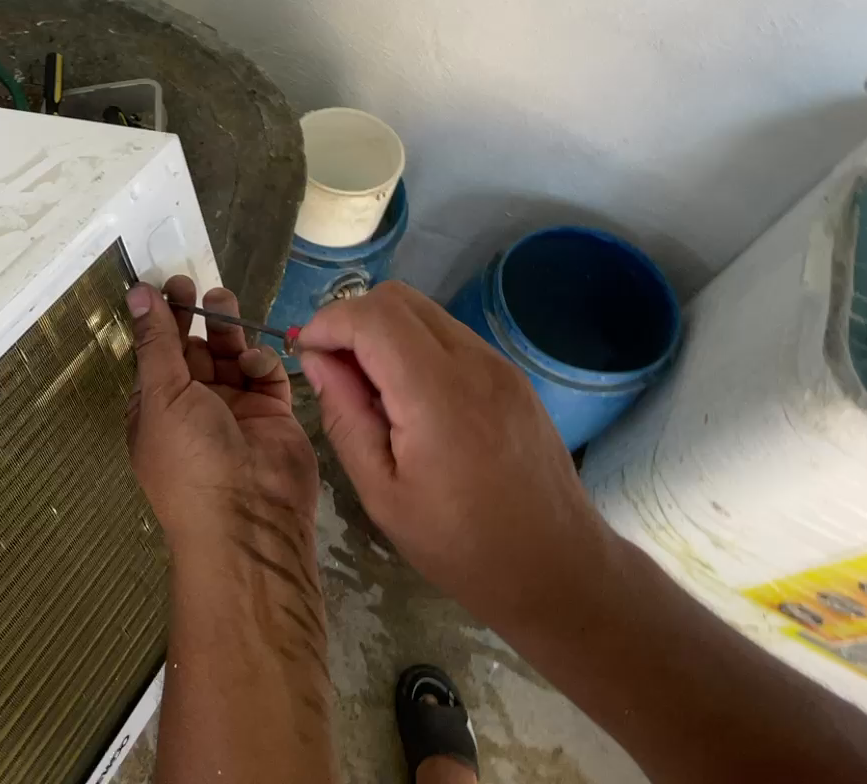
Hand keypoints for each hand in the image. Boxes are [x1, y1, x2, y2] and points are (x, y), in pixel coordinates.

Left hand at [125, 276, 315, 549]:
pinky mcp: (272, 412)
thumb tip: (138, 293)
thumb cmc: (190, 457)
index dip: (161, 319)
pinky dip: (258, 362)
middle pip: (193, 349)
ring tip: (223, 301)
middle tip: (193, 283)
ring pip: (229, 355)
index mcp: (156, 407)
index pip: (157, 353)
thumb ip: (156, 342)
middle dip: (192, 317)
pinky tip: (253, 365)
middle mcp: (193, 406)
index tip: (166, 282)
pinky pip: (263, 374)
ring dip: (225, 329)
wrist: (250, 517)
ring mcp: (234, 408)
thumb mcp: (162, 395)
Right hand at [295, 282, 610, 631]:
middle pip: (396, 298)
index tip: (307, 354)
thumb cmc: (461, 545)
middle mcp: (473, 362)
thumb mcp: (381, 492)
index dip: (328, 322)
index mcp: (437, 394)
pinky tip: (408, 396)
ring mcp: (498, 364)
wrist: (559, 569)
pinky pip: (447, 334)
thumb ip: (343, 416)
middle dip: (351, 320)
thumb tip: (316, 360)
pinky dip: (412, 344)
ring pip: (422, 311)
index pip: (372, 316)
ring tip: (370, 387)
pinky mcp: (510, 374)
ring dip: (382, 331)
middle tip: (334, 369)